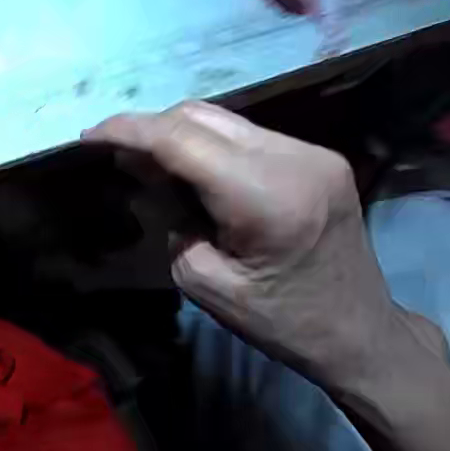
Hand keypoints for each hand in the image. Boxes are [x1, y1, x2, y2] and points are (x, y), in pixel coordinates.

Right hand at [82, 100, 448, 397]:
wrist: (362, 333)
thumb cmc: (278, 319)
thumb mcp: (200, 279)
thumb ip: (168, 218)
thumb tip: (145, 177)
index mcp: (267, 196)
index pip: (180, 139)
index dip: (127, 131)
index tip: (87, 137)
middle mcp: (294, 159)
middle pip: (198, 116)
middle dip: (144, 127)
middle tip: (107, 151)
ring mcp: (310, 152)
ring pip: (218, 118)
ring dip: (171, 132)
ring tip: (140, 159)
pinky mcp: (313, 156)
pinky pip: (239, 132)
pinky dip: (200, 141)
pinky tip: (183, 166)